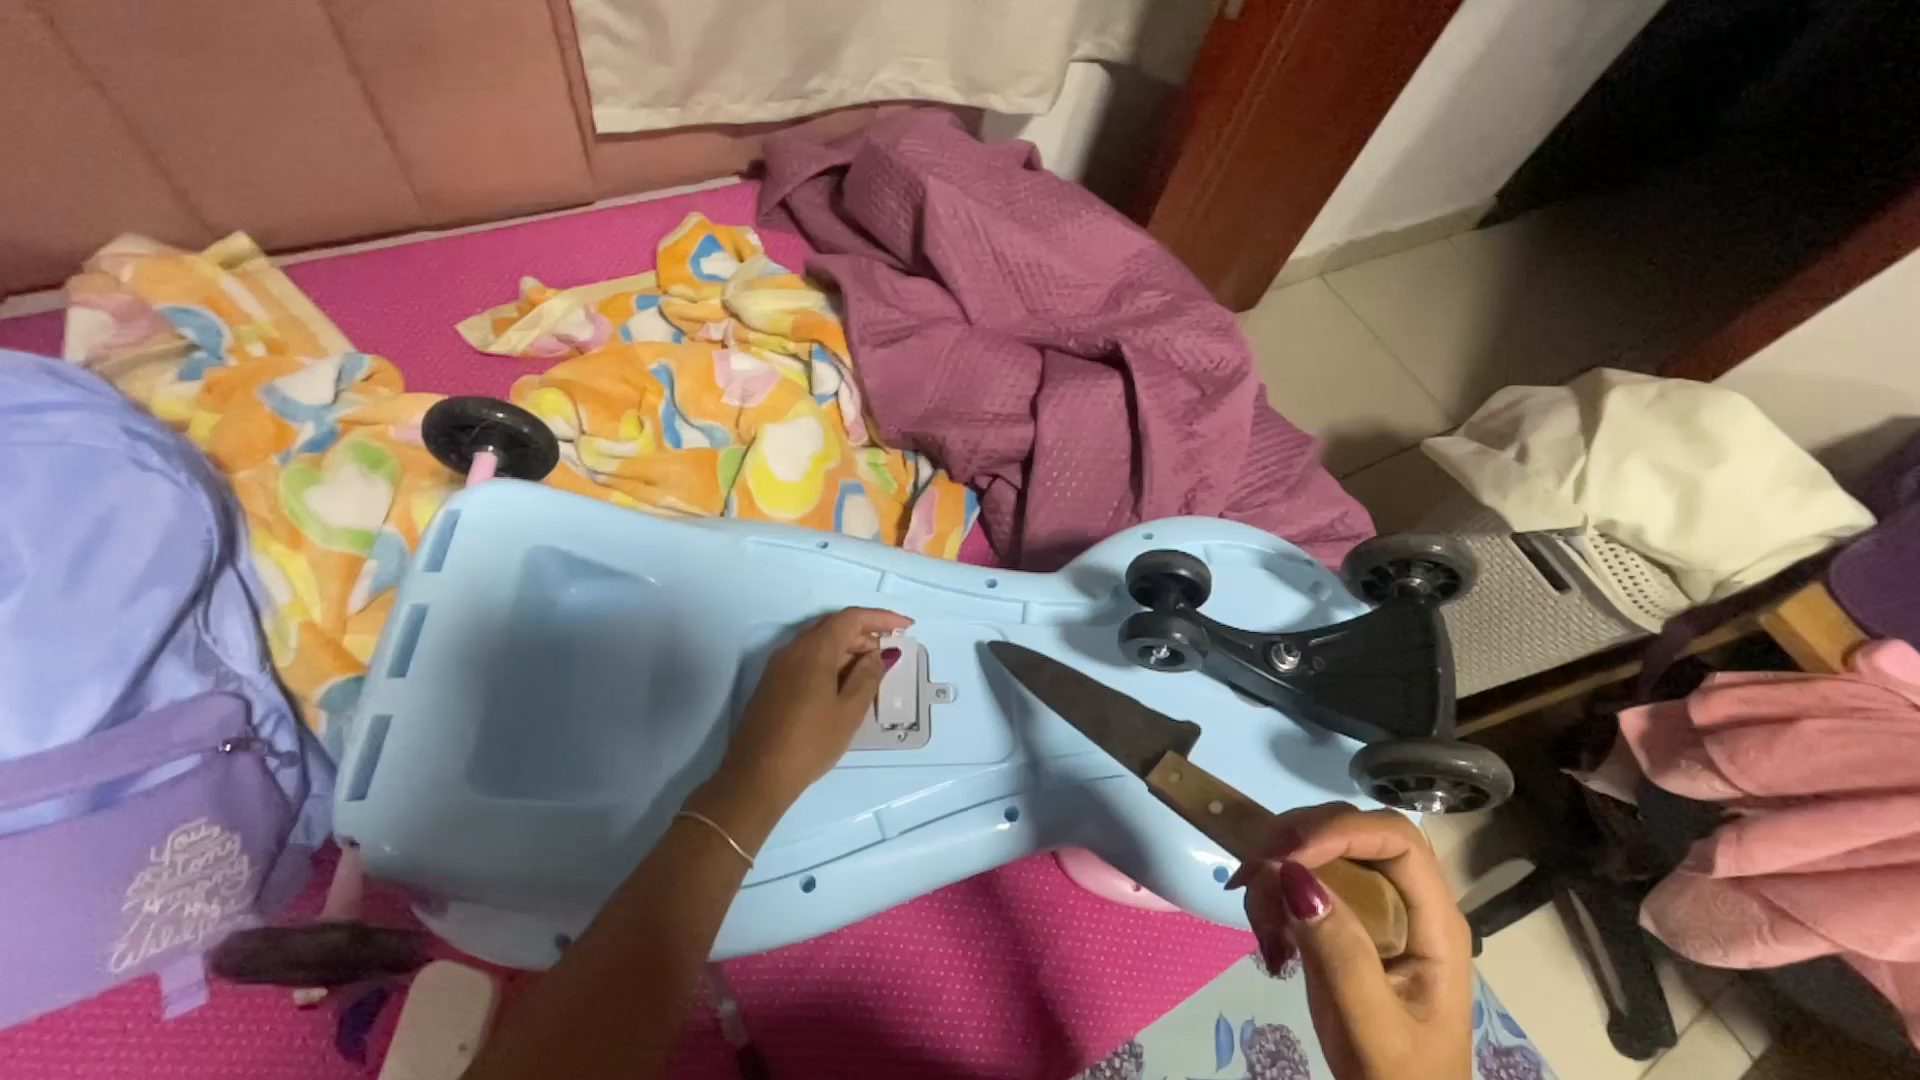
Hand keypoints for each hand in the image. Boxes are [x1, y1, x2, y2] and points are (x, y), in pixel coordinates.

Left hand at [719, 607, 912, 804]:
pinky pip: (807, 659)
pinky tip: (845, 683)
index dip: (881, 618)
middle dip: (865, 633)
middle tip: (891, 651)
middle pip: (833, 627)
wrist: (756, 776)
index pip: (850, 618)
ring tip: (873, 668)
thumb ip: (868, 676)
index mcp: (813, 650)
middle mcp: (792, 650)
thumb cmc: (809, 742)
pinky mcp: (773, 684)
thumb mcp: (849, 711)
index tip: (906, 626)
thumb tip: (880, 654)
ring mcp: (779, 666)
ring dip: (848, 648)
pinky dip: (831, 661)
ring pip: (819, 643)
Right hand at [1228, 803, 1471, 1079]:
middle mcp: (1406, 901)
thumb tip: (1293, 874)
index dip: (1341, 831)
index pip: (1396, 840)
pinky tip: (1269, 940)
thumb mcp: (1372, 1028)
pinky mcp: (1342, 918)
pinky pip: (1300, 879)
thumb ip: (1341, 954)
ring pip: (1319, 849)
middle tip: (1254, 876)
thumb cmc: (1398, 1078)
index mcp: (1435, 923)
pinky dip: (1271, 894)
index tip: (1286, 858)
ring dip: (1276, 871)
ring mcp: (1373, 907)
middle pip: (1352, 831)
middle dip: (1298, 842)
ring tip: (1262, 925)